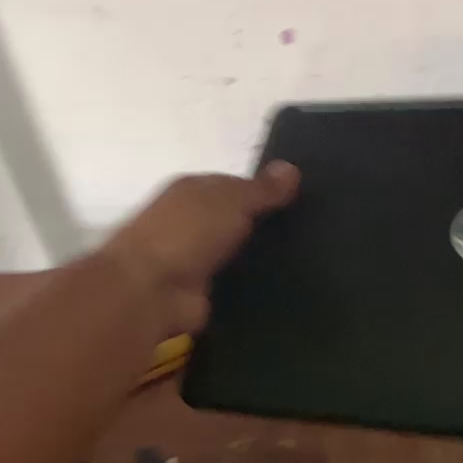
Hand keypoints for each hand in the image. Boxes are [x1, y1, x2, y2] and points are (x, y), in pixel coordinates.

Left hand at [100, 161, 299, 335]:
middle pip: (237, 221)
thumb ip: (261, 189)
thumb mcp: (230, 200)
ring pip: (238, 255)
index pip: (235, 186)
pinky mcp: (202, 293)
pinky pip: (236, 286)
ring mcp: (195, 260)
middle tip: (312, 234)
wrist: (151, 290)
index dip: (265, 192)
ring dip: (261, 260)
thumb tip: (292, 169)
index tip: (301, 201)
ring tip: (307, 263)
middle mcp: (191, 222)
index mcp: (192, 190)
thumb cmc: (187, 232)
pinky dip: (254, 288)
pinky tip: (285, 290)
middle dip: (266, 227)